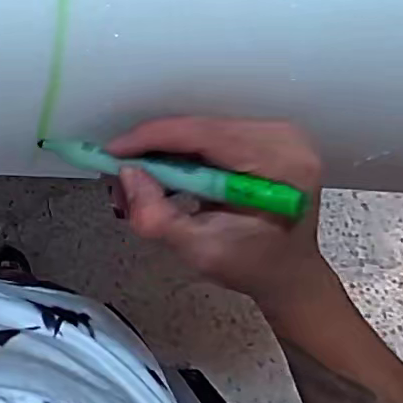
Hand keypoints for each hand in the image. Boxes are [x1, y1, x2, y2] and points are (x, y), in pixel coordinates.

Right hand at [108, 117, 337, 316]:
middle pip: (197, 128)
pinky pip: (207, 134)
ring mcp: (274, 134)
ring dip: (163, 152)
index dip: (151, 139)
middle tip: (120, 176)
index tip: (114, 153)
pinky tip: (166, 177)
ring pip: (197, 129)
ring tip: (141, 184)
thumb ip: (157, 215)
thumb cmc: (253, 266)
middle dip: (152, 150)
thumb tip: (128, 175)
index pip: (203, 135)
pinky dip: (180, 153)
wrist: (288, 273)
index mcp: (279, 164)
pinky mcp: (261, 136)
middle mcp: (282, 139)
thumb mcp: (199, 249)